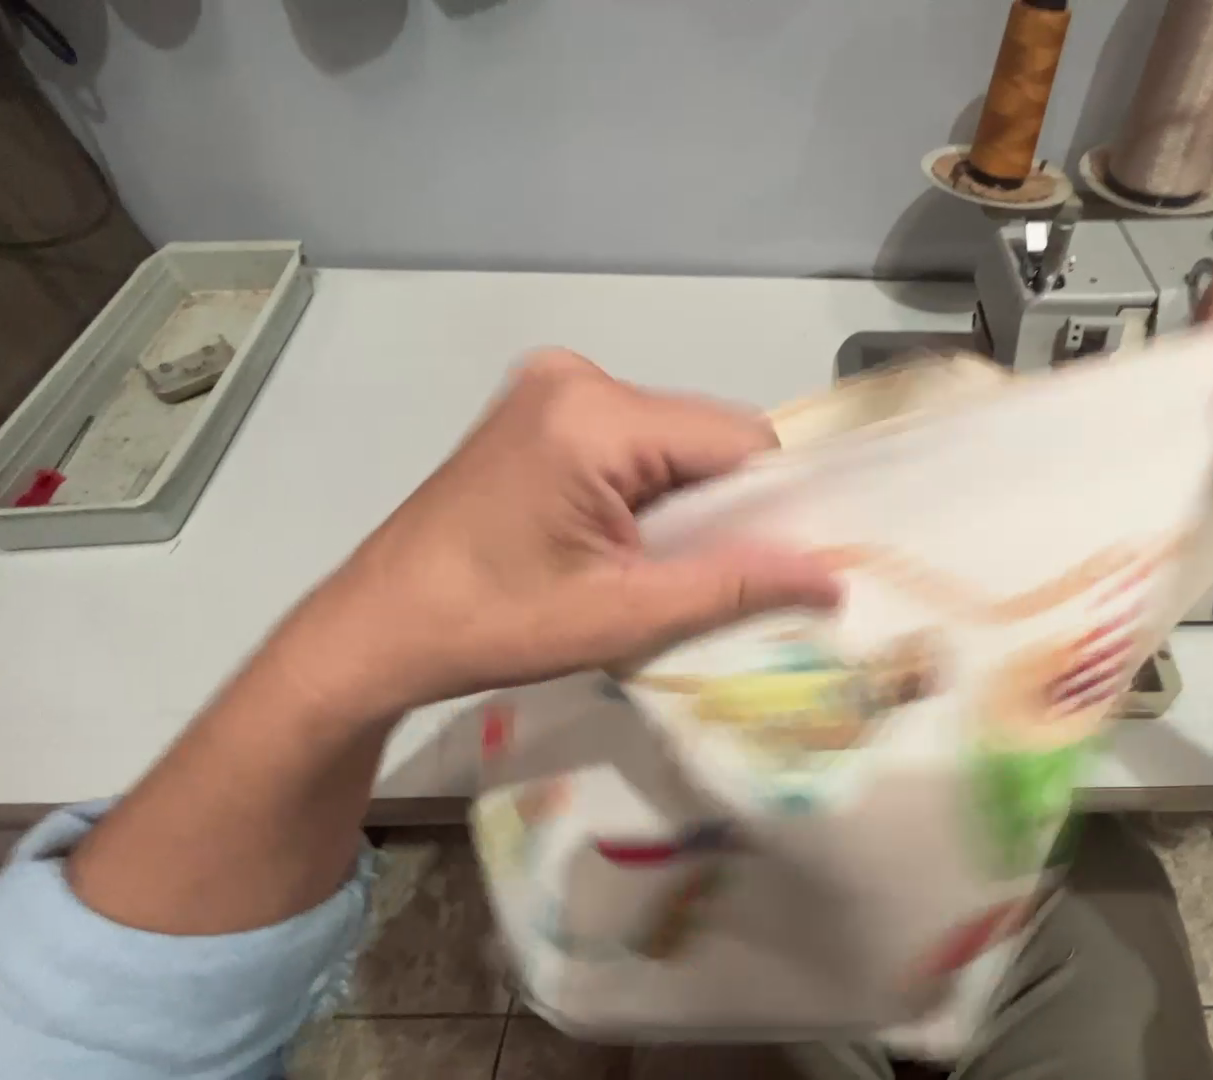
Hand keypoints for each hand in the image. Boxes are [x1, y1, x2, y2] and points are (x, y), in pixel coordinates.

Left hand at [273, 350, 840, 722]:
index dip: (770, 503)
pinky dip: (652, 484)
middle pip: (707, 433)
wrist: (379, 627)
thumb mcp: (627, 613)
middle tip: (704, 571)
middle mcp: (578, 376)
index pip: (739, 440)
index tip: (772, 563)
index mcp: (597, 416)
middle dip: (724, 502)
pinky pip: (637, 437)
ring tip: (654, 559)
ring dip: (688, 496)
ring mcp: (555, 384)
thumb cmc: (495, 625)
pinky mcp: (542, 405)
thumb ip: (737, 584)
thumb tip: (833, 579)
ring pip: (676, 437)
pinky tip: (624, 534)